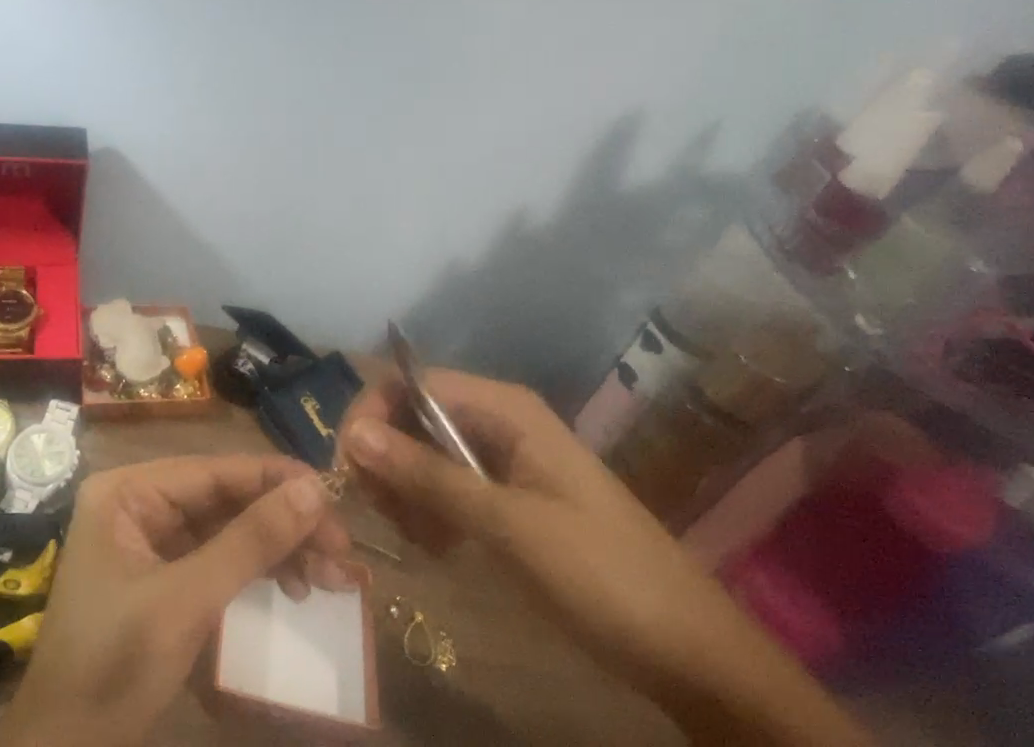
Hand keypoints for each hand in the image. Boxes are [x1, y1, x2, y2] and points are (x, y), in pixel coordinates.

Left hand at [0, 456, 351, 746]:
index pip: (215, 470)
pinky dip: (260, 573)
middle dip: (286, 524)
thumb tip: (316, 488)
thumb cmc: (116, 661)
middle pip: (227, 500)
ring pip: (230, 531)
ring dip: (281, 550)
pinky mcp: (165, 580)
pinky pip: (220, 561)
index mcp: (128, 493)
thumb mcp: (187, 599)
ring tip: (333, 577)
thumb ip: (251, 541)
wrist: (68, 742)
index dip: (278, 480)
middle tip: (344, 552)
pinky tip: (297, 588)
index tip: (339, 497)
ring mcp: (151, 544)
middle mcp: (138, 506)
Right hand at [340, 369, 870, 746]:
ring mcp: (503, 462)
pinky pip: (445, 489)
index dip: (373, 415)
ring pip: (422, 456)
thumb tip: (353, 433)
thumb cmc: (600, 574)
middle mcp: (500, 423)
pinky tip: (437, 550)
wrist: (685, 649)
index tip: (348, 468)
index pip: (412, 384)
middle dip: (387, 461)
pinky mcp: (506, 500)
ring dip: (404, 493)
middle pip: (412, 418)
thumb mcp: (507, 524)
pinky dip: (428, 514)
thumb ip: (428, 476)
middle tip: (386, 516)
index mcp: (507, 409)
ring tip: (419, 540)